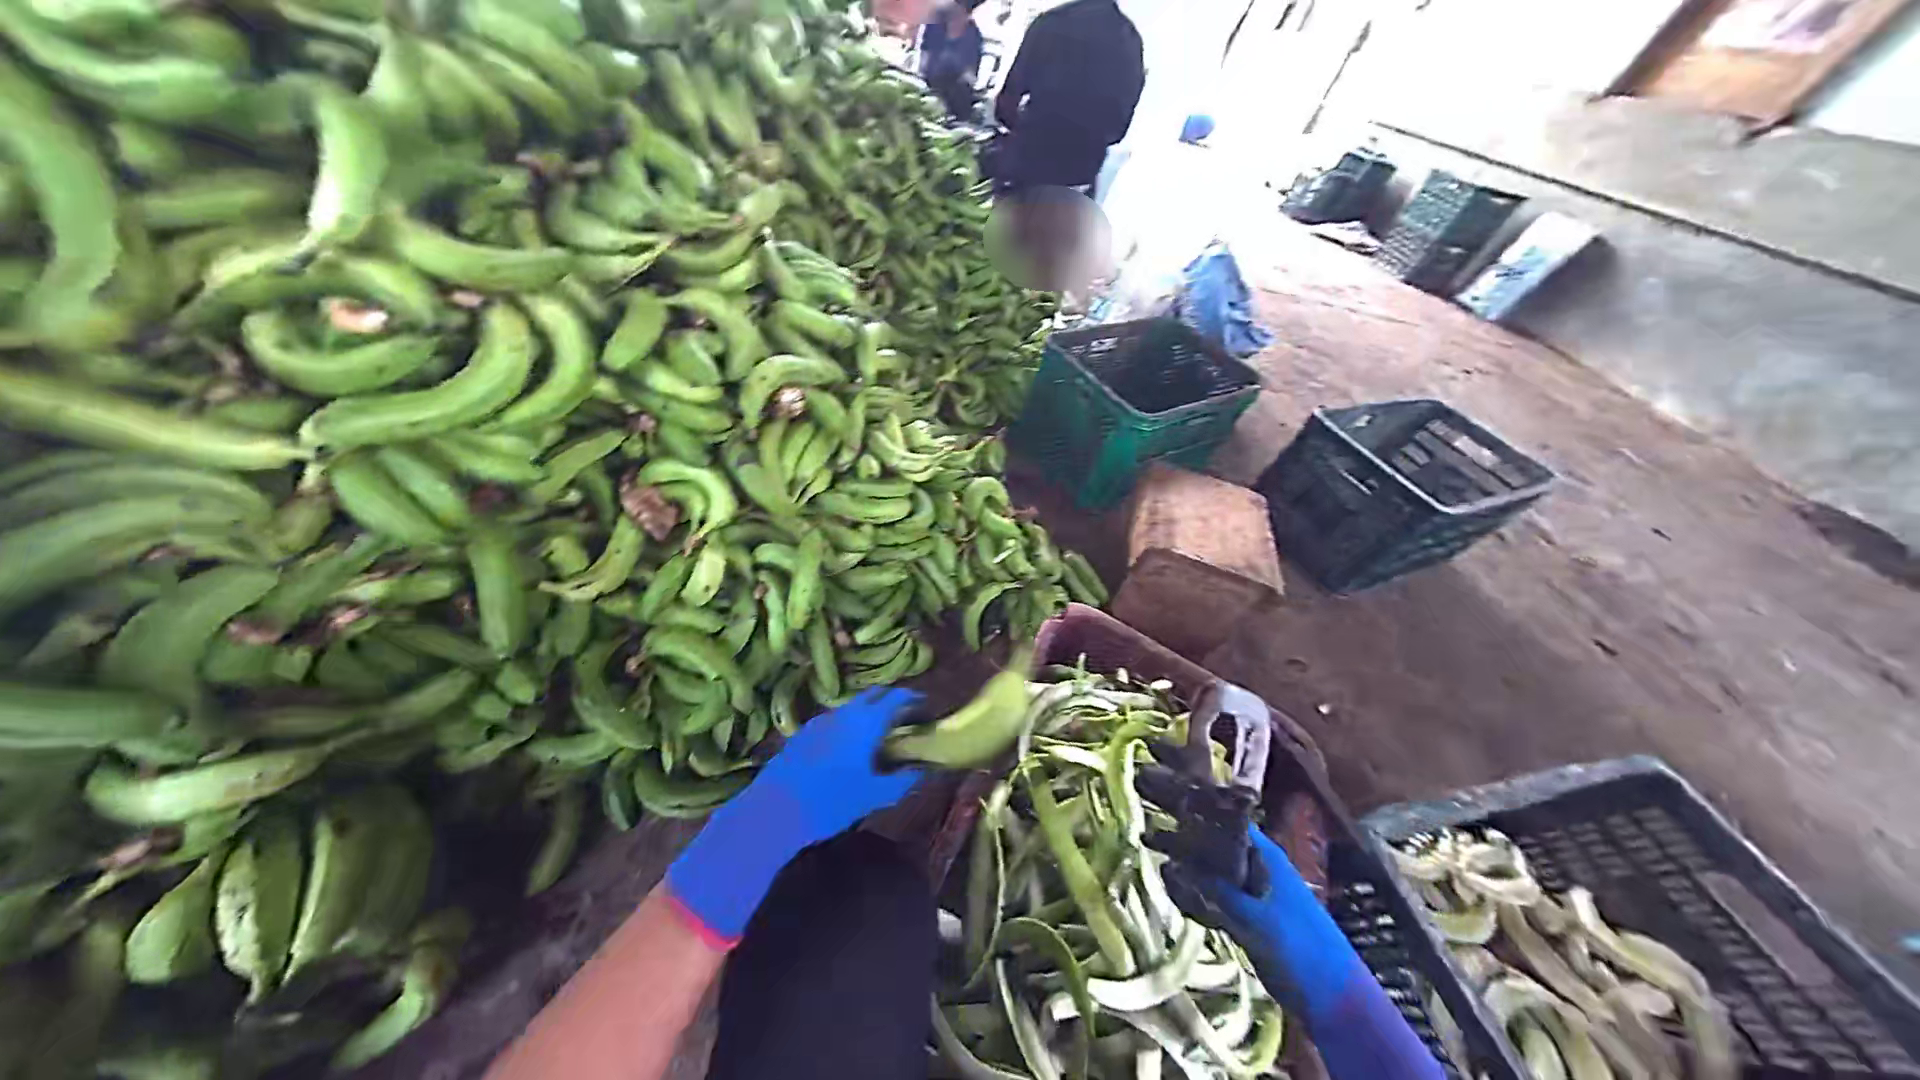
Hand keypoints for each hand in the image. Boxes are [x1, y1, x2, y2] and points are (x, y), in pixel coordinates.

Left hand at [667, 688, 924, 944]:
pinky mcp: (803, 733)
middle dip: (891, 700)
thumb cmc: (831, 801)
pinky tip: (849, 748)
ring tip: (880, 734)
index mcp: (866, 722)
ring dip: (869, 713)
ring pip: (852, 707)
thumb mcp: (873, 796)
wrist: (774, 810)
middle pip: (873, 695)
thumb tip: (921, 772)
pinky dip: (850, 725)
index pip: (895, 697)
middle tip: (905, 717)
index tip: (925, 707)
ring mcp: (820, 721)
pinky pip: (835, 721)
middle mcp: (844, 713)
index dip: (913, 699)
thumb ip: (901, 782)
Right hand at [1161, 824, 1362, 1023]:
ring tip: (1157, 864)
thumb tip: (1172, 866)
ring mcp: (1252, 892)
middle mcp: (1256, 866)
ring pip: (1212, 871)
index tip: (1164, 809)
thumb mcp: (1252, 916)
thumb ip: (1214, 890)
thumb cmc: (1299, 946)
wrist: (1333, 998)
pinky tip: (1176, 896)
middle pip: (1215, 845)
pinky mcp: (1247, 917)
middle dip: (1186, 842)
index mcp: (1264, 855)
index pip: (1225, 821)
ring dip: (1188, 869)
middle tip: (1150, 839)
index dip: (1196, 813)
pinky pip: (1214, 897)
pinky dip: (1197, 895)